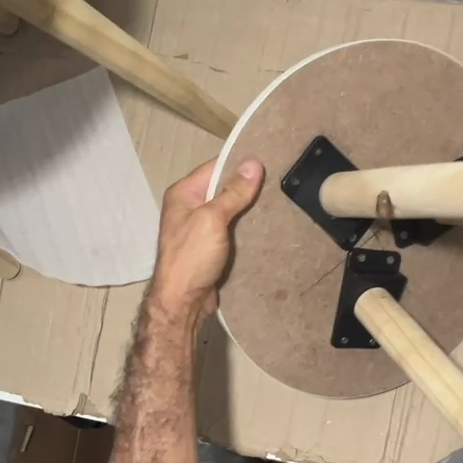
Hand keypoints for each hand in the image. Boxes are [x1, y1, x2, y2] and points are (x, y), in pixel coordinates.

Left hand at [145, 157, 264, 324]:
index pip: (215, 167)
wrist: (183, 302)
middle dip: (248, 187)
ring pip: (230, 210)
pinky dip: (247, 228)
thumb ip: (233, 192)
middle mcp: (190, 207)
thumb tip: (253, 163)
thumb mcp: (213, 219)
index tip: (269, 160)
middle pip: (224, 188)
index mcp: (183, 194)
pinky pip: (232, 230)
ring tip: (280, 201)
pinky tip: (267, 226)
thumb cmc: (192, 257)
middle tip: (279, 182)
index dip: (241, 164)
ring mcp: (200, 229)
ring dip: (250, 209)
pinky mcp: (211, 247)